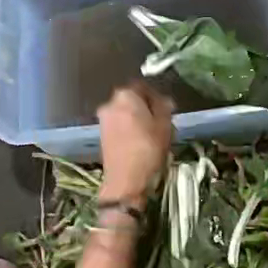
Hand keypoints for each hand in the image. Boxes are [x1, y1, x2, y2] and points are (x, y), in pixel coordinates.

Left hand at [97, 84, 173, 205]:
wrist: (126, 181)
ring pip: (124, 112)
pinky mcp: (101, 135)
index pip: (143, 86)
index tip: (166, 108)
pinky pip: (118, 125)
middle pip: (131, 99)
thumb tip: (163, 100)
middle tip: (160, 120)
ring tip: (151, 133)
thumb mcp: (164, 125)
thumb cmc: (148, 149)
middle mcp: (109, 103)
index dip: (156, 96)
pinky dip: (128, 128)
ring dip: (136, 118)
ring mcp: (103, 119)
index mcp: (125, 95)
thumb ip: (164, 107)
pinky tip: (139, 141)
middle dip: (145, 107)